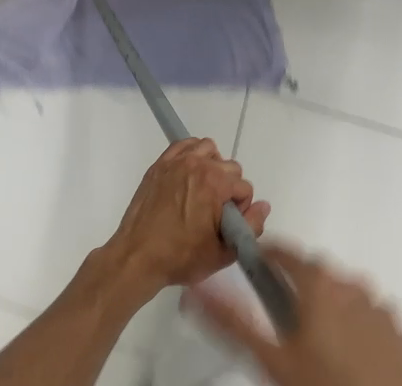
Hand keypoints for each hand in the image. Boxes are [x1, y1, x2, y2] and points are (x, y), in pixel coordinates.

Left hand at [101, 138, 268, 293]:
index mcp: (215, 184)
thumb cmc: (181, 257)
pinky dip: (192, 154)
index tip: (226, 223)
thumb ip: (251, 228)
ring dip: (212, 166)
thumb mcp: (223, 252)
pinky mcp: (160, 164)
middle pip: (229, 167)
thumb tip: (263, 206)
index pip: (244, 187)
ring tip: (204, 190)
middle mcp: (198, 165)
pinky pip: (184, 145)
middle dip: (228, 188)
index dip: (241, 208)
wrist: (138, 256)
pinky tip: (189, 175)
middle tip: (215, 211)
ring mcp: (176, 161)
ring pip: (208, 149)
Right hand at [190, 243, 401, 385]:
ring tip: (315, 346)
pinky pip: (370, 318)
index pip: (281, 250)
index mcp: (318, 281)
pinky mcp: (400, 331)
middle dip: (295, 290)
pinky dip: (356, 329)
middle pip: (313, 273)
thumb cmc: (331, 384)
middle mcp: (352, 284)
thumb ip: (229, 318)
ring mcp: (379, 308)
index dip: (262, 257)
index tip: (254, 265)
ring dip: (327, 310)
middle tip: (281, 322)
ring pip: (343, 296)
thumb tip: (197, 293)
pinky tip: (347, 357)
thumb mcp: (268, 356)